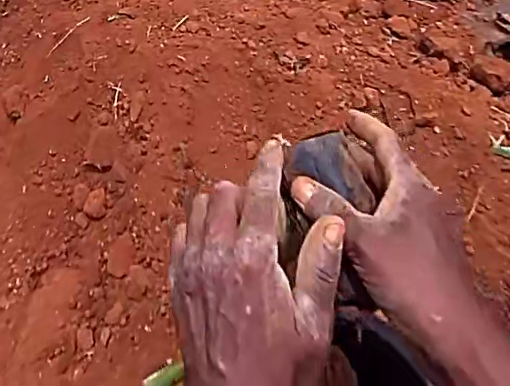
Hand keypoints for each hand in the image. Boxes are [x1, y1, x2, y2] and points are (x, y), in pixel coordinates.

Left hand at [172, 140, 343, 385]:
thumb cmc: (280, 370)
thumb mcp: (313, 324)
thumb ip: (322, 266)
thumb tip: (333, 221)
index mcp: (254, 257)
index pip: (260, 191)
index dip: (268, 163)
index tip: (274, 146)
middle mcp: (217, 252)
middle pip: (225, 192)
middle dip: (246, 189)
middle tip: (263, 205)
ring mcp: (192, 265)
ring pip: (199, 207)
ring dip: (219, 206)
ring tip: (239, 222)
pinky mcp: (176, 282)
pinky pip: (180, 233)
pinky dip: (196, 227)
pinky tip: (213, 243)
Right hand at [292, 112, 509, 385]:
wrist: (456, 334)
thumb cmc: (413, 277)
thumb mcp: (363, 238)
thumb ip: (330, 207)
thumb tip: (298, 182)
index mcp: (411, 186)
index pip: (386, 142)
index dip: (365, 126)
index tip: (347, 116)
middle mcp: (423, 200)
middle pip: (389, 168)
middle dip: (360, 158)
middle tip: (331, 153)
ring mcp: (428, 227)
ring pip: (392, 196)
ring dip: (366, 188)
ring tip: (336, 187)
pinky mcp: (427, 253)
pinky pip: (395, 221)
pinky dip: (374, 215)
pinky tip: (354, 230)